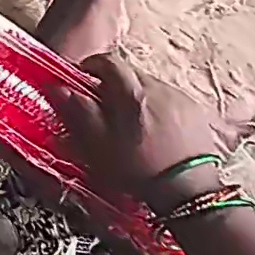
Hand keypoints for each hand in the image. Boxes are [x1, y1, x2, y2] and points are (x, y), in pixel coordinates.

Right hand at [49, 53, 221, 202]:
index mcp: (131, 92)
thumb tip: (57, 86)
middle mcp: (158, 88)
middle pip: (129, 72)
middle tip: (103, 105)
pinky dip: (156, 106)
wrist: (189, 193)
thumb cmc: (137, 168)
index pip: (108, 60)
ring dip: (135, 95)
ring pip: (149, 85)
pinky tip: (154, 129)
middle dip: (114, 83)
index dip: (91, 65)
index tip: (82, 78)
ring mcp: (180, 99)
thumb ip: (78, 109)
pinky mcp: (196, 112)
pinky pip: (168, 98)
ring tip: (130, 121)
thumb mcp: (98, 142)